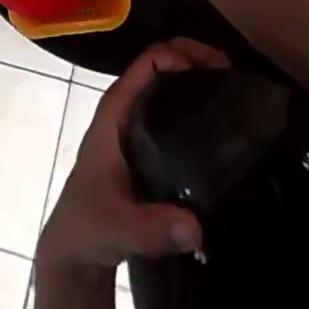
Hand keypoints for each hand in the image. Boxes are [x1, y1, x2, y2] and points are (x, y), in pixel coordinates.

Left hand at [37, 38, 229, 270]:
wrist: (74, 252)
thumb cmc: (88, 229)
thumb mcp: (117, 228)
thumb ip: (152, 228)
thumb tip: (197, 230)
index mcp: (115, 111)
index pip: (150, 61)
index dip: (183, 56)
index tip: (217, 70)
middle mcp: (126, 106)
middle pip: (164, 61)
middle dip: (197, 58)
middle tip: (232, 75)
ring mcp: (135, 120)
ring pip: (169, 80)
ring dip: (199, 75)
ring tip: (234, 89)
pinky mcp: (146, 137)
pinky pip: (173, 102)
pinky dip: (196, 97)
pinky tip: (220, 116)